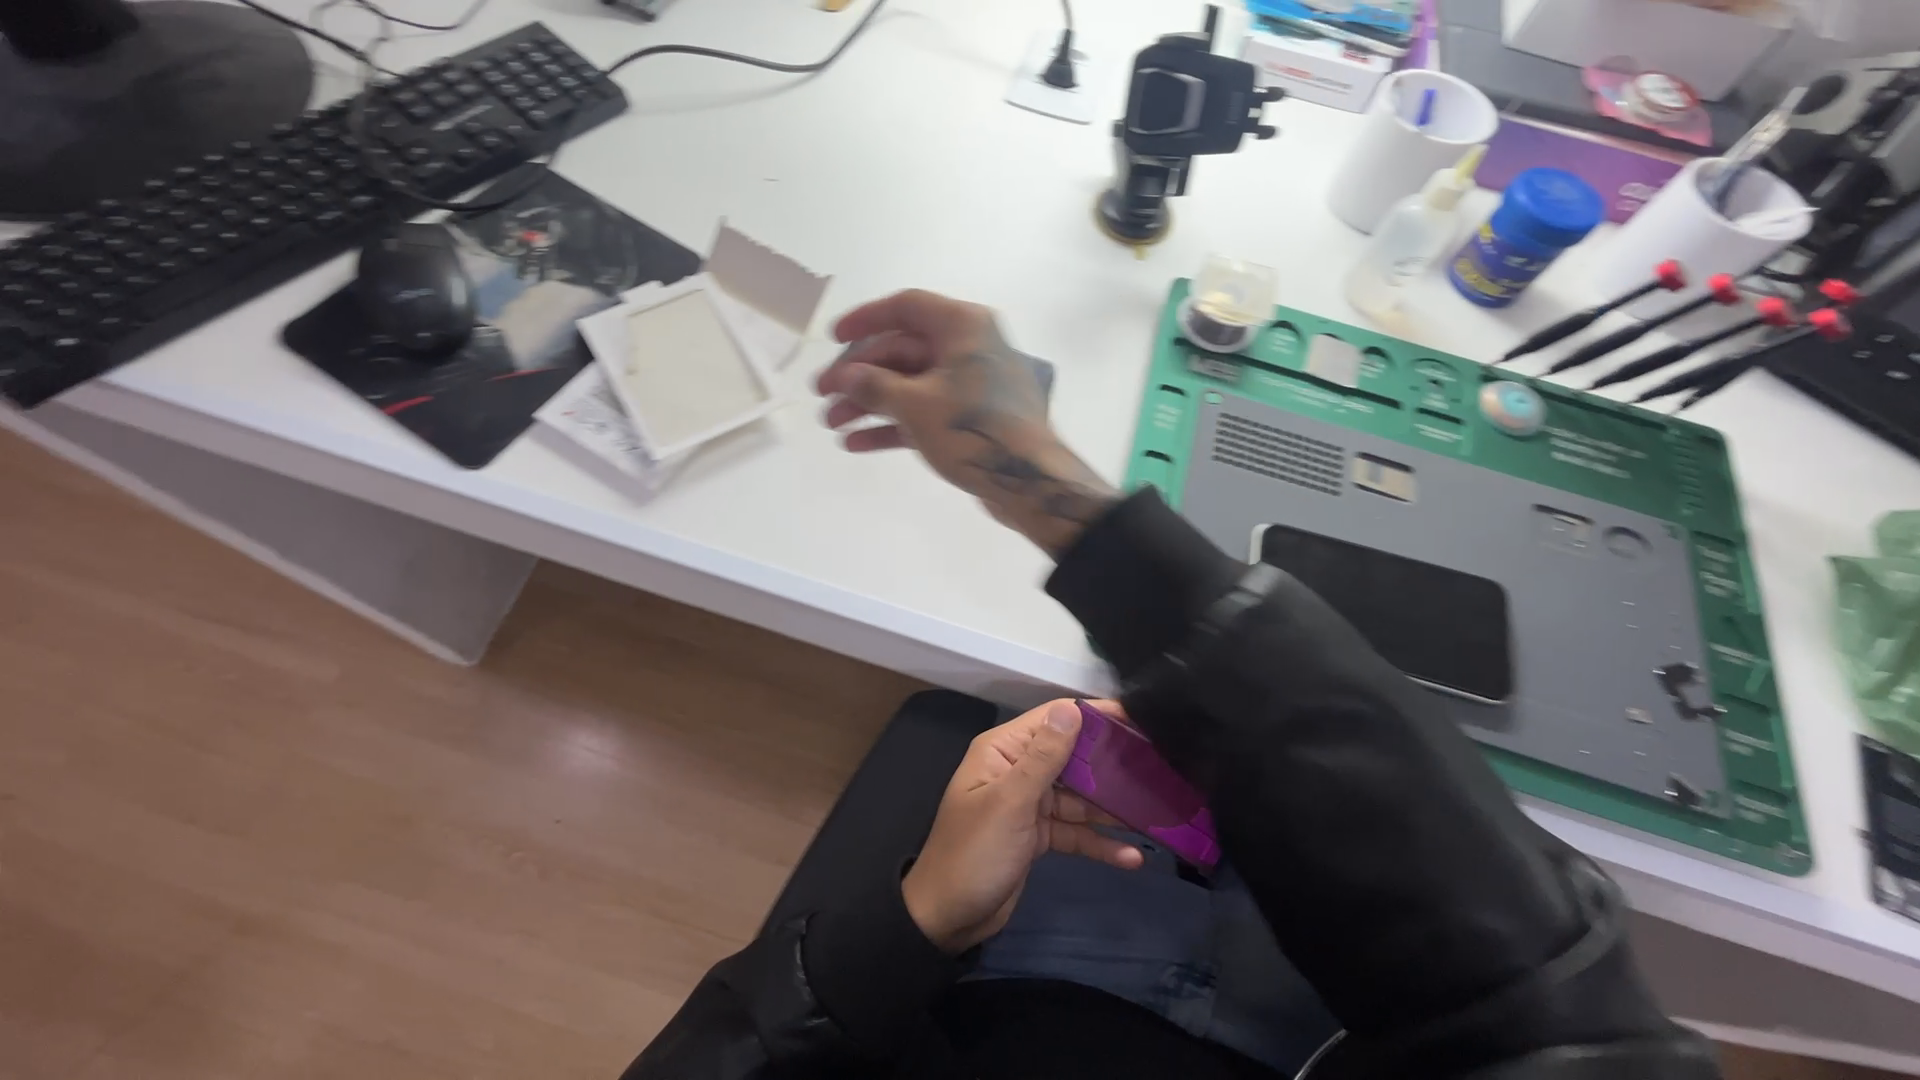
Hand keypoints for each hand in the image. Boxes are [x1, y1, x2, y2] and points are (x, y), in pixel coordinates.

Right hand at [816, 290, 1115, 555]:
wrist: (1029, 482)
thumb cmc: (974, 431)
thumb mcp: (916, 405)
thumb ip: (873, 386)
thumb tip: (844, 377)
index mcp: (962, 327)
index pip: (906, 307)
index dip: (865, 319)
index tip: (832, 338)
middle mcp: (967, 348)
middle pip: (901, 350)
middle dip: (859, 375)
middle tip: (821, 396)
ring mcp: (969, 385)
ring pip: (909, 384)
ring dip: (869, 403)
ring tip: (832, 424)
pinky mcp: (970, 418)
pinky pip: (923, 412)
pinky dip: (892, 425)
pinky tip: (857, 443)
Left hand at [902, 699, 1143, 954]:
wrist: (946, 918)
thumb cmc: (974, 852)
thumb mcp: (1011, 803)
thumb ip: (1044, 757)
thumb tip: (1072, 709)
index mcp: (1003, 751)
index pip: (1054, 719)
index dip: (1094, 716)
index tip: (1140, 721)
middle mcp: (1017, 770)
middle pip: (1072, 757)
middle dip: (1111, 764)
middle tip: (1160, 766)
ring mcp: (1028, 804)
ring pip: (1079, 797)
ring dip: (1113, 807)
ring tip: (1157, 812)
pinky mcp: (1037, 836)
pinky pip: (1075, 831)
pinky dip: (1099, 842)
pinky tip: (1132, 857)